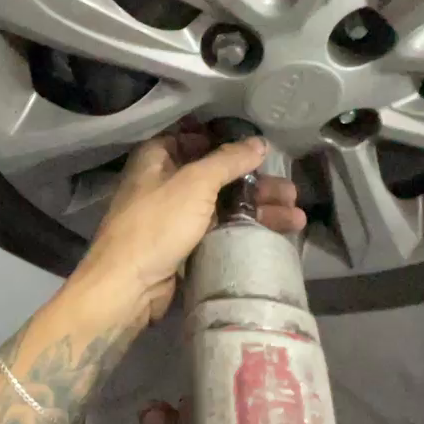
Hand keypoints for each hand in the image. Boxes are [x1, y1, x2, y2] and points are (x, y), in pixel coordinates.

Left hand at [69, 129, 304, 328]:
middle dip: (255, 182)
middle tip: (290, 191)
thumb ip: (228, 160)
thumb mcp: (195, 183)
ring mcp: (173, 215)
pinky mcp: (183, 243)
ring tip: (296, 216)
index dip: (228, 141)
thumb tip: (258, 142)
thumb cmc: (157, 223)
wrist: (127, 285)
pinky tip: (277, 232)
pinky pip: (219, 229)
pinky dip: (245, 228)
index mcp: (156, 158)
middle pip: (216, 174)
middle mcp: (164, 182)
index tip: (262, 147)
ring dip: (257, 208)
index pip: (195, 138)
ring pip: (221, 204)